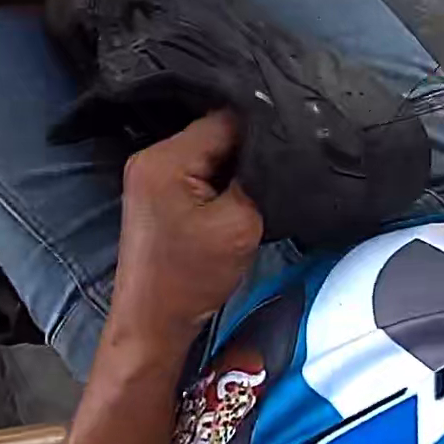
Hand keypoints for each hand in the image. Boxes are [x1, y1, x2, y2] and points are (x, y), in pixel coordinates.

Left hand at [111, 110, 263, 343]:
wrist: (154, 323)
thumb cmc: (192, 276)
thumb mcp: (240, 223)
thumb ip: (258, 177)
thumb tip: (273, 150)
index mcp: (166, 158)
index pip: (226, 120)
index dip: (263, 130)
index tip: (292, 142)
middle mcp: (152, 155)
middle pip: (216, 132)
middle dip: (250, 147)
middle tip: (285, 161)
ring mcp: (151, 173)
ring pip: (210, 151)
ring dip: (237, 164)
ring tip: (267, 176)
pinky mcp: (158, 191)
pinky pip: (199, 168)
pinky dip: (222, 177)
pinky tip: (242, 191)